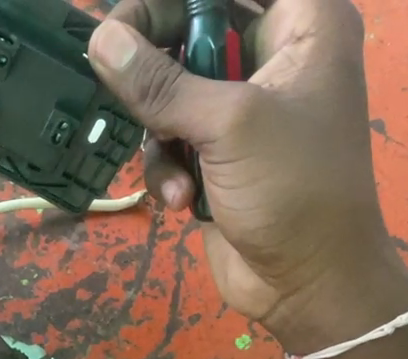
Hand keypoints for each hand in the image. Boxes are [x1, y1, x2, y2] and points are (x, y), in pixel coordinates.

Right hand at [90, 0, 407, 351]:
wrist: (307, 282)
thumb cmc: (294, 189)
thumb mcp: (228, 124)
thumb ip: (160, 82)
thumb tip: (100, 38)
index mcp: (301, 22)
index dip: (171, 1)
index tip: (126, 21)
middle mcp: (271, 56)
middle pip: (190, 29)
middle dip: (155, 68)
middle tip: (115, 77)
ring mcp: (240, 111)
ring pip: (169, 92)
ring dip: (160, 136)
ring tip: (179, 173)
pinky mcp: (216, 156)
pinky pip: (170, 141)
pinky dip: (168, 170)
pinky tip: (183, 200)